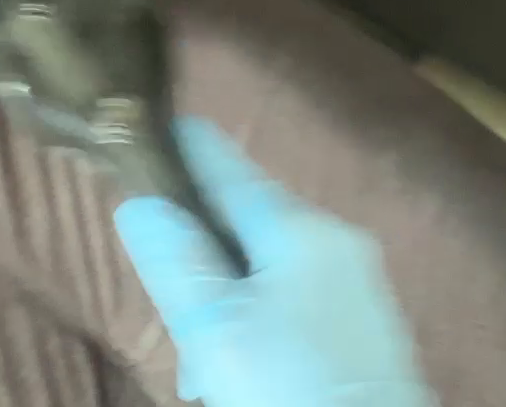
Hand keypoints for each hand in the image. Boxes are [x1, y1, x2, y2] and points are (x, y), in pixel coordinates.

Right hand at [114, 120, 432, 406]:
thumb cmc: (286, 387)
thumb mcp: (215, 328)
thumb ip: (175, 258)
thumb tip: (139, 200)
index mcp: (300, 225)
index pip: (230, 167)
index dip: (191, 147)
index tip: (163, 124)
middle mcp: (335, 237)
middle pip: (248, 220)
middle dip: (204, 248)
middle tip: (172, 295)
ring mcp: (357, 278)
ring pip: (270, 263)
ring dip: (229, 295)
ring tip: (204, 360)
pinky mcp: (366, 322)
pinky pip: (297, 295)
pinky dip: (261, 315)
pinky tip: (245, 364)